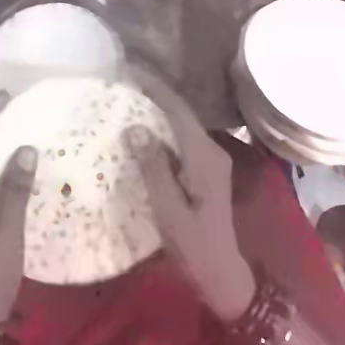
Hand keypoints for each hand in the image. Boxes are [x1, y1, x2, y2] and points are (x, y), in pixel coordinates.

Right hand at [124, 68, 255, 319]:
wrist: (221, 273)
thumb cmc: (193, 244)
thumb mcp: (168, 208)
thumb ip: (153, 167)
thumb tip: (135, 128)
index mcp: (204, 157)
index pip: (179, 111)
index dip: (156, 88)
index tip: (130, 70)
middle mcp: (211, 152)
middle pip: (181, 114)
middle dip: (154, 96)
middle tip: (122, 85)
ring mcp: (210, 162)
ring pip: (181, 127)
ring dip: (157, 112)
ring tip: (127, 102)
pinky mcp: (205, 172)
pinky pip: (181, 141)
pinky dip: (162, 130)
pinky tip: (142, 133)